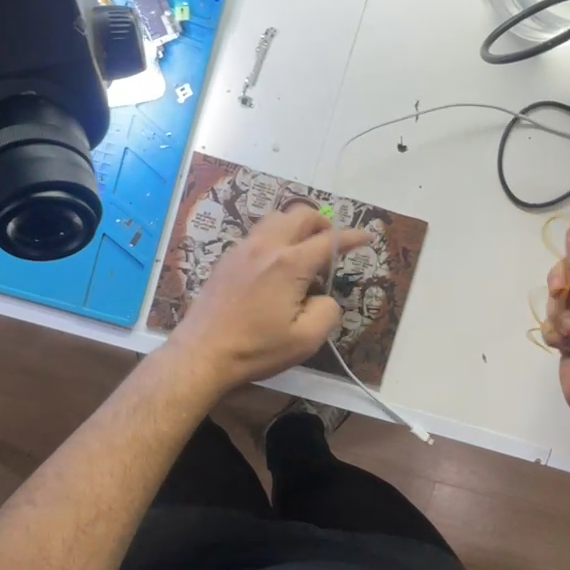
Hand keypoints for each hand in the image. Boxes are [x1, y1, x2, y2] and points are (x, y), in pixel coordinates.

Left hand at [169, 205, 371, 390]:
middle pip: (300, 215)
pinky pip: (258, 234)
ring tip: (305, 249)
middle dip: (323, 223)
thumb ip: (327, 312)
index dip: (351, 237)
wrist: (202, 353)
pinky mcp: (227, 259)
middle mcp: (266, 246)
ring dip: (296, 226)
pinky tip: (277, 263)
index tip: (366, 236)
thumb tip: (325, 298)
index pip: (328, 240)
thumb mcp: (305, 340)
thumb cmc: (256, 349)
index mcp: (290, 264)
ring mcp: (242, 249)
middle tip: (333, 241)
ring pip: (276, 219)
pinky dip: (276, 237)